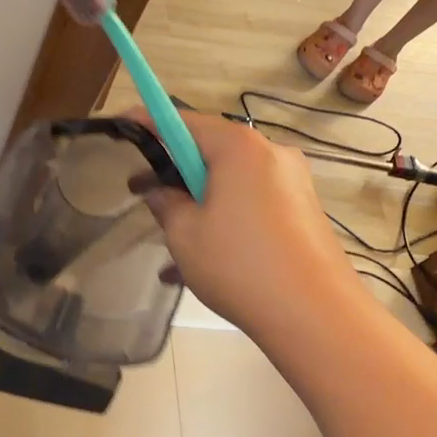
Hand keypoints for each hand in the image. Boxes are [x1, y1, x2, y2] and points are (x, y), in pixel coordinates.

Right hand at [124, 108, 358, 340]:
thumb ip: (166, 204)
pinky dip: (223, 224)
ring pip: (230, 185)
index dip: (148, 123)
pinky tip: (198, 266)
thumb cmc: (239, 264)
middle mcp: (270, 155)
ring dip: (196, 206)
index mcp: (238, 147)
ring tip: (167, 244)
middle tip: (138, 193)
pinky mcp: (302, 214)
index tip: (121, 126)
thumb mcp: (185, 233)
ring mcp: (292, 184)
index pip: (183, 121)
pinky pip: (250, 207)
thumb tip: (162, 192)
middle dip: (173, 172)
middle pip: (210, 152)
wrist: (315, 315)